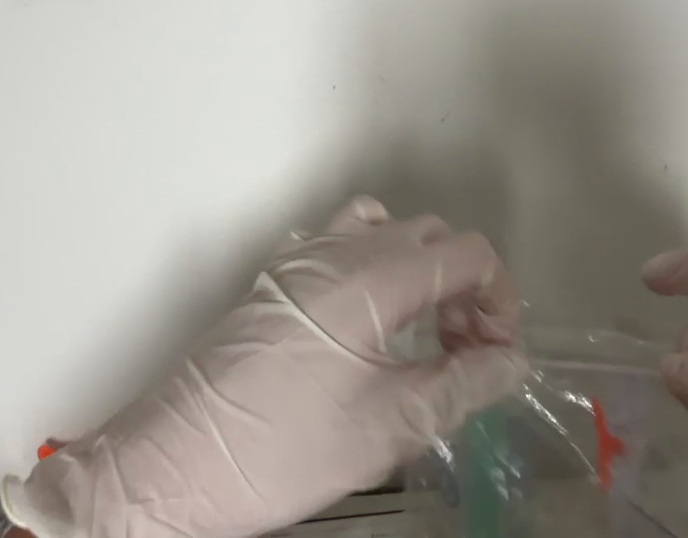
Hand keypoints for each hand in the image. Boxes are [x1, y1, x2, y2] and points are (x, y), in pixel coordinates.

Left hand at [3, 196, 527, 537]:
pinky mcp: (279, 273)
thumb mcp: (389, 428)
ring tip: (420, 330)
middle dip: (464, 286)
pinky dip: (374, 261)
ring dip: (419, 268)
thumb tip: (509, 362)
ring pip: (387, 228)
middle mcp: (341, 248)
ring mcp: (304, 253)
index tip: (496, 353)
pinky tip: (367, 318)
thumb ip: (462, 384)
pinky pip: (341, 239)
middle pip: (433, 236)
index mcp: (376, 277)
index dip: (499, 298)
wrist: (178, 460)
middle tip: (464, 351)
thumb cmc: (285, 448)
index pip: (468, 253)